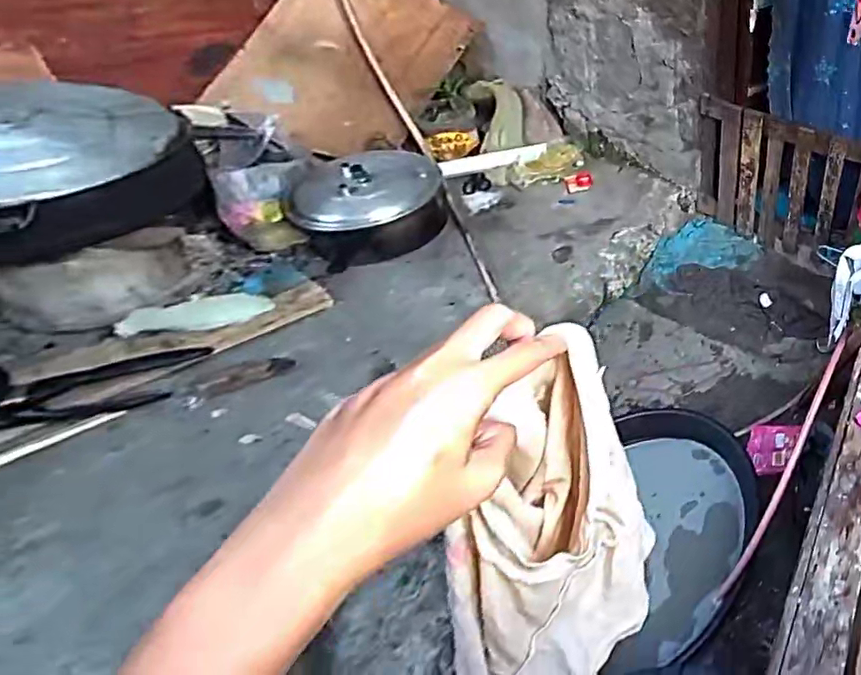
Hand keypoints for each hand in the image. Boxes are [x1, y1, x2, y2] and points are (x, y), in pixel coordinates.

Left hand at [235, 303, 566, 590]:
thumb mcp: (474, 486)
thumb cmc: (394, 515)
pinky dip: (420, 396)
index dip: (548, 345)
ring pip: (440, 355)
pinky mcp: (353, 402)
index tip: (558, 342)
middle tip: (523, 339)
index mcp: (465, 389)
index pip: (522, 353)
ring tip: (456, 418)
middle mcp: (428, 373)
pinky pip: (401, 385)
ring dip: (462, 367)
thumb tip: (491, 430)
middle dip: (514, 322)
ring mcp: (386, 383)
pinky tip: (405, 441)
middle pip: (484, 320)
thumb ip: (499, 445)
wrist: (301, 541)